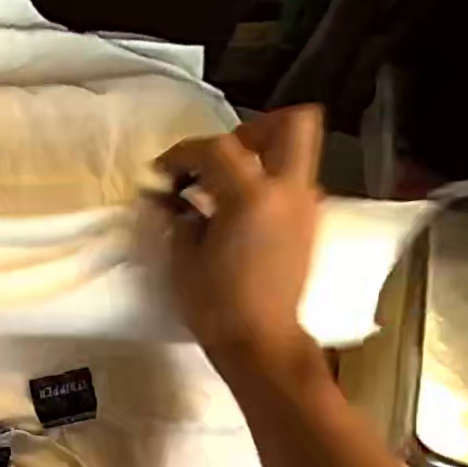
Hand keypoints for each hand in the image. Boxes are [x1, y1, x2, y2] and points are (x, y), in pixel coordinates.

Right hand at [156, 105, 324, 367]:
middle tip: (215, 161)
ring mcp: (305, 206)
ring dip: (256, 160)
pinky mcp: (308, 225)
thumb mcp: (182, 259)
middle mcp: (288, 190)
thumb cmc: (215, 305)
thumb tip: (164, 198)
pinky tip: (235, 217)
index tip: (160, 173)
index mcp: (251, 196)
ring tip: (219, 192)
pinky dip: (263, 187)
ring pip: (293, 154)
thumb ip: (175, 218)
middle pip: (290, 124)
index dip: (182, 154)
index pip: (217, 148)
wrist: (261, 342)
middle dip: (250, 130)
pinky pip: (290, 185)